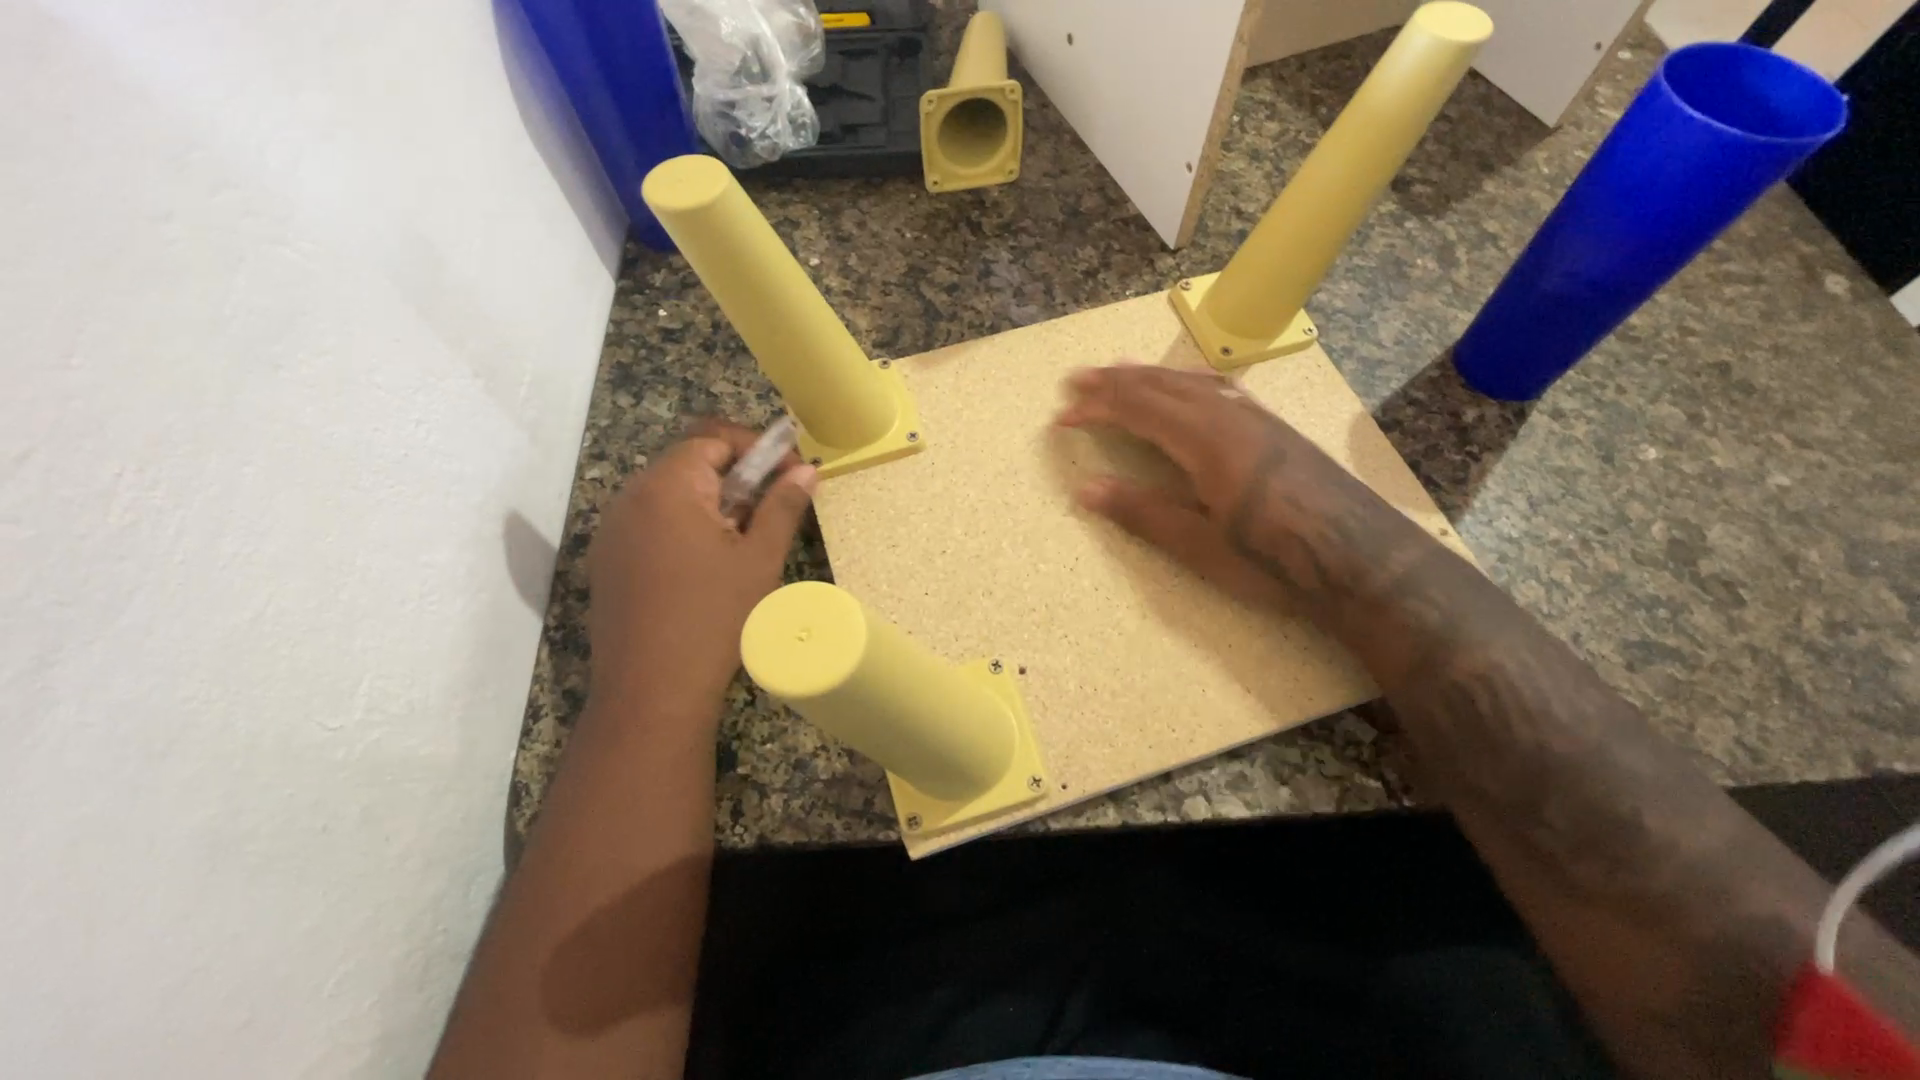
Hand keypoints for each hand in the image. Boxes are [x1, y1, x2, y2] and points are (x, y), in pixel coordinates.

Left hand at [586, 421, 816, 723]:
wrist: (651, 690)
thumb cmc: (713, 618)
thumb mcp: (759, 559)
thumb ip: (782, 507)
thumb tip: (805, 471)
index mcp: (667, 487)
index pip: (712, 438)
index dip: (757, 449)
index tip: (791, 473)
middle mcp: (630, 498)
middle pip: (688, 464)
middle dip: (736, 478)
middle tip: (772, 512)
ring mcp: (612, 532)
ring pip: (669, 496)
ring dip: (710, 505)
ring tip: (742, 544)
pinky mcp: (607, 562)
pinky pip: (650, 526)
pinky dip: (683, 530)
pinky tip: (705, 570)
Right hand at [1053, 363, 1369, 611]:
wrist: (1363, 562)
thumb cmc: (1274, 562)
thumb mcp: (1199, 546)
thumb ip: (1142, 512)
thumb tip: (1086, 489)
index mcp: (1204, 441)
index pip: (1138, 410)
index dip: (1097, 409)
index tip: (1063, 415)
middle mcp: (1229, 416)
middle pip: (1162, 386)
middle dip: (1116, 381)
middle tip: (1078, 378)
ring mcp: (1257, 419)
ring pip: (1193, 382)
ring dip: (1152, 375)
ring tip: (1121, 369)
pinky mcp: (1276, 430)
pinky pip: (1222, 388)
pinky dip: (1190, 380)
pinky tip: (1192, 384)